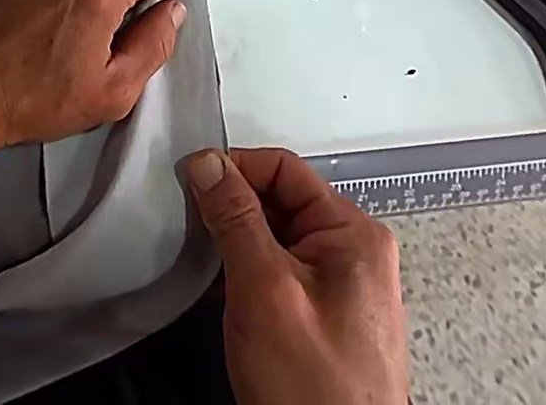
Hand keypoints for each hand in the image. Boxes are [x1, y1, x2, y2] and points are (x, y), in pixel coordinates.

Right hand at [185, 148, 407, 404]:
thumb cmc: (313, 391)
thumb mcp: (264, 289)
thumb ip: (234, 218)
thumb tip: (208, 163)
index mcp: (352, 233)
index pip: (283, 169)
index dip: (235, 168)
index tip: (193, 180)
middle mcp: (351, 250)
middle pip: (279, 198)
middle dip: (233, 206)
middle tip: (194, 220)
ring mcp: (338, 283)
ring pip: (274, 232)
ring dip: (236, 237)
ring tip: (206, 254)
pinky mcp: (321, 311)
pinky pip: (277, 265)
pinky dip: (246, 266)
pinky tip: (223, 284)